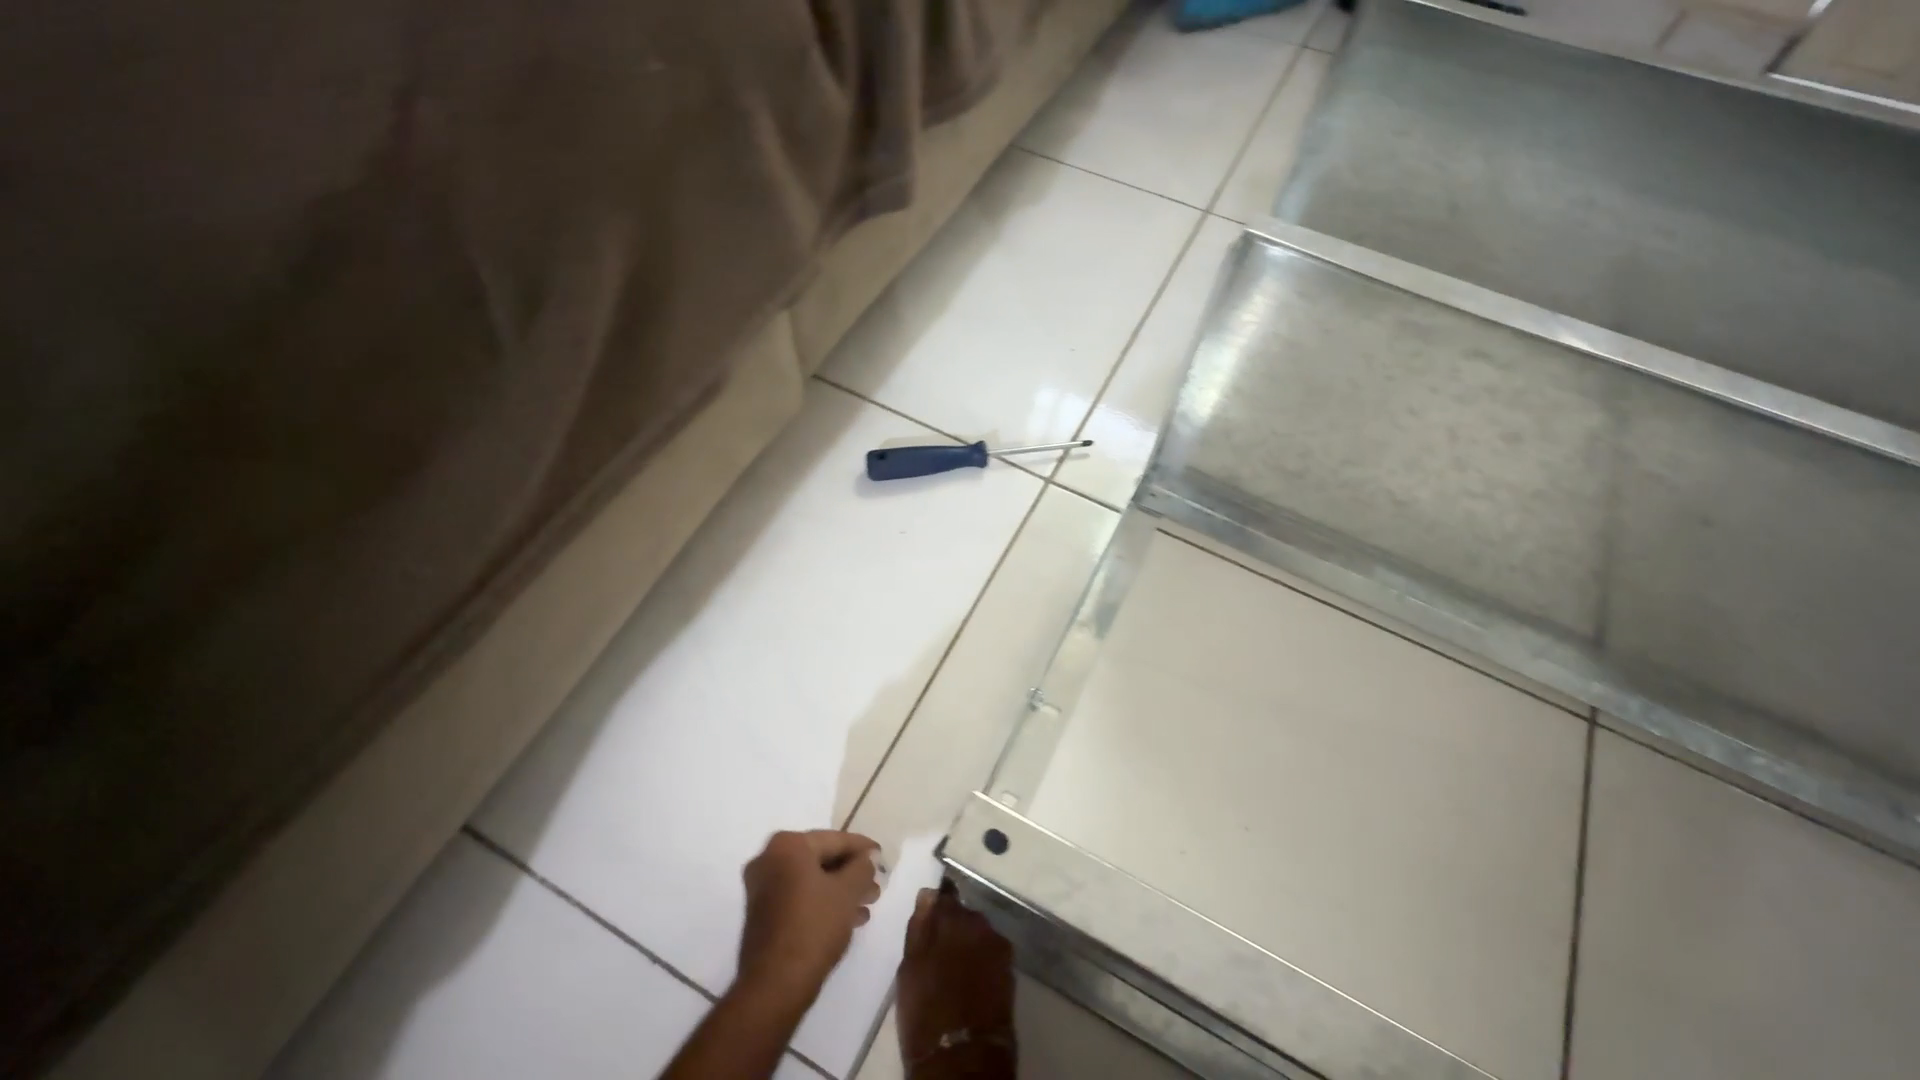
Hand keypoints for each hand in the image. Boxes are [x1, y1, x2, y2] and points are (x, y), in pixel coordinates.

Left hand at [735, 830, 881, 1007]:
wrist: (775, 983)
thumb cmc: (814, 927)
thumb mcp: (848, 892)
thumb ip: (863, 867)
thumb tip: (869, 856)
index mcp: (787, 845)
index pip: (835, 839)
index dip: (863, 849)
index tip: (883, 858)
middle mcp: (769, 859)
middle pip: (822, 859)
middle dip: (852, 873)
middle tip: (877, 885)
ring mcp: (762, 887)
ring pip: (812, 880)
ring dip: (841, 890)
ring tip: (868, 905)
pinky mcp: (763, 913)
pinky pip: (800, 897)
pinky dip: (823, 902)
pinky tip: (850, 918)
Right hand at [896, 882, 1015, 1067]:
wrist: (962, 1054)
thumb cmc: (925, 1009)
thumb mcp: (909, 966)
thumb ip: (920, 925)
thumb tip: (929, 894)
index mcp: (953, 918)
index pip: (945, 895)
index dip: (936, 905)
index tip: (928, 915)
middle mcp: (982, 924)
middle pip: (964, 915)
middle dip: (952, 926)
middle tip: (936, 949)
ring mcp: (999, 947)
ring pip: (979, 935)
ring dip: (968, 943)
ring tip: (953, 967)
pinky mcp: (1010, 970)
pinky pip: (990, 954)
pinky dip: (980, 960)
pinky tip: (968, 978)